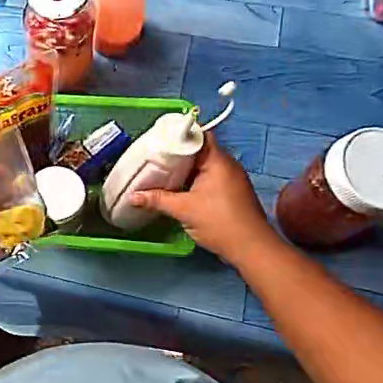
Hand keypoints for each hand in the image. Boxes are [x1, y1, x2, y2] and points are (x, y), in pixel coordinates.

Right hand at [128, 134, 278, 264]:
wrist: (251, 248)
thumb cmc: (219, 222)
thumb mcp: (183, 210)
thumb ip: (157, 200)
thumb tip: (131, 196)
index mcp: (218, 161)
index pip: (199, 136)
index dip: (180, 135)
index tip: (159, 140)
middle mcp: (227, 165)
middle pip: (200, 151)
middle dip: (178, 154)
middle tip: (155, 156)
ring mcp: (231, 179)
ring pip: (204, 166)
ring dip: (185, 169)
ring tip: (161, 171)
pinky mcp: (231, 193)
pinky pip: (209, 178)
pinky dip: (193, 181)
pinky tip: (177, 188)